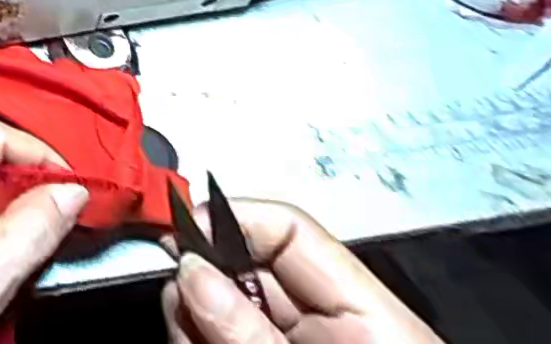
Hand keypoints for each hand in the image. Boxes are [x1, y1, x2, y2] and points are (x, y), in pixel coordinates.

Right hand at [161, 199, 443, 343]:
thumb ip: (254, 329)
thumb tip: (190, 265)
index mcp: (374, 320)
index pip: (290, 228)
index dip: (227, 219)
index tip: (176, 235)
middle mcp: (336, 320)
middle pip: (241, 261)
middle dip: (196, 277)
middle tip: (179, 310)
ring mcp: (302, 338)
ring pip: (217, 291)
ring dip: (187, 308)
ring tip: (189, 339)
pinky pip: (216, 322)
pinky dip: (192, 331)